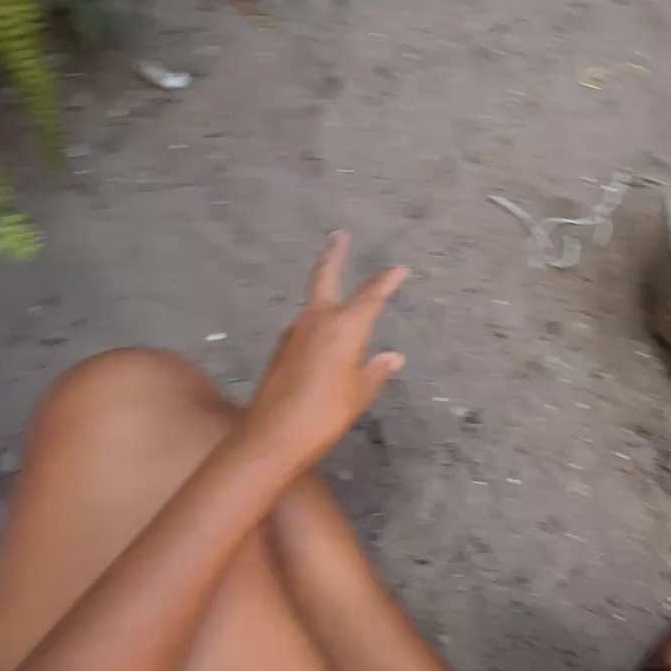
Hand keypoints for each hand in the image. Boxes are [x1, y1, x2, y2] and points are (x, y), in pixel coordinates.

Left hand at [244, 232, 407, 467]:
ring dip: (324, 291)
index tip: (399, 268)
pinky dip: (317, 322)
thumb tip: (392, 357)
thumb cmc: (325, 413)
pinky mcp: (281, 349)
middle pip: (325, 275)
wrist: (272, 436)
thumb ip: (375, 371)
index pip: (371, 294)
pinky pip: (304, 327)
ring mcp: (294, 332)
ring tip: (337, 291)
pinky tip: (322, 337)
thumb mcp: (359, 393)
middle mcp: (317, 319)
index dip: (386, 280)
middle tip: (338, 235)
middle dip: (334, 254)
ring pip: (312, 302)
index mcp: (345, 326)